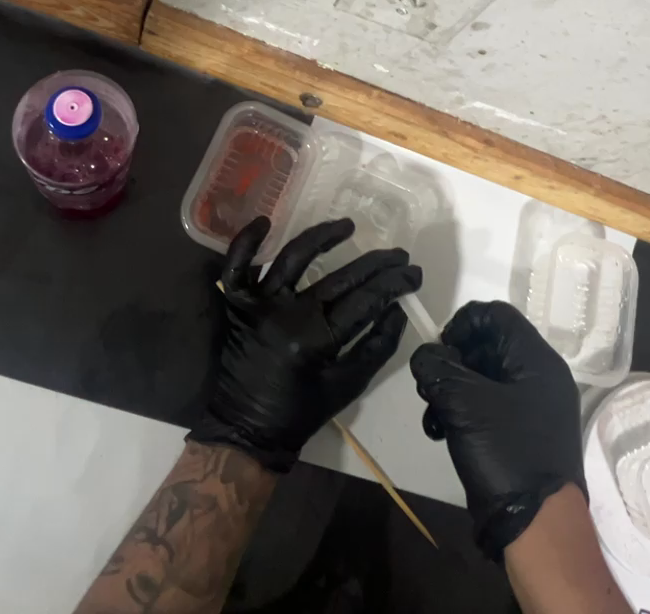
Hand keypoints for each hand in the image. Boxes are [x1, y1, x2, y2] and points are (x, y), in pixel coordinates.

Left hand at [190, 216, 422, 472]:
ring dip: (323, 237)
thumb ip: (378, 346)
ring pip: (292, 258)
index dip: (394, 284)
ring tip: (348, 226)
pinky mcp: (236, 304)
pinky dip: (246, 242)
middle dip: (375, 264)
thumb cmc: (301, 412)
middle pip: (339, 278)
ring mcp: (258, 305)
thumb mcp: (348, 385)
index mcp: (316, 340)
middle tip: (399, 254)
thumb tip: (398, 308)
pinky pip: (236, 267)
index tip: (413, 273)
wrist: (245, 429)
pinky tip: (265, 222)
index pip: (365, 301)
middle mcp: (287, 315)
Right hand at [412, 300, 584, 559]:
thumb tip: (428, 356)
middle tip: (430, 386)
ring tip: (433, 416)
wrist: (537, 529)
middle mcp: (539, 377)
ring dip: (450, 390)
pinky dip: (461, 412)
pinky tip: (442, 433)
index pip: (495, 314)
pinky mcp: (522, 434)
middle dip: (451, 362)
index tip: (440, 350)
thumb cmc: (506, 454)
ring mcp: (532, 407)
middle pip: (486, 346)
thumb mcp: (462, 402)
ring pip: (481, 378)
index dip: (462, 323)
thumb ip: (437, 367)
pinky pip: (486, 405)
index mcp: (536, 360)